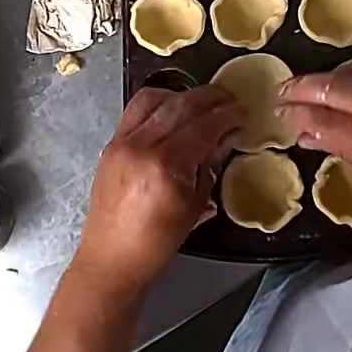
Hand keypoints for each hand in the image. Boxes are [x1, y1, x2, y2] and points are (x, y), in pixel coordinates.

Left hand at [77, 85, 243, 296]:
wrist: (112, 256)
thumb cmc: (155, 242)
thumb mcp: (194, 206)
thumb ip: (208, 166)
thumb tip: (221, 139)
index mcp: (165, 165)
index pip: (202, 126)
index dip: (226, 115)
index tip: (241, 110)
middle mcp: (140, 147)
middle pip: (179, 105)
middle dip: (208, 97)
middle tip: (228, 98)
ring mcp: (121, 143)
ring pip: (152, 100)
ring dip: (180, 95)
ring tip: (200, 101)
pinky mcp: (110, 145)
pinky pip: (134, 112)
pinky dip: (156, 104)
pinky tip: (170, 111)